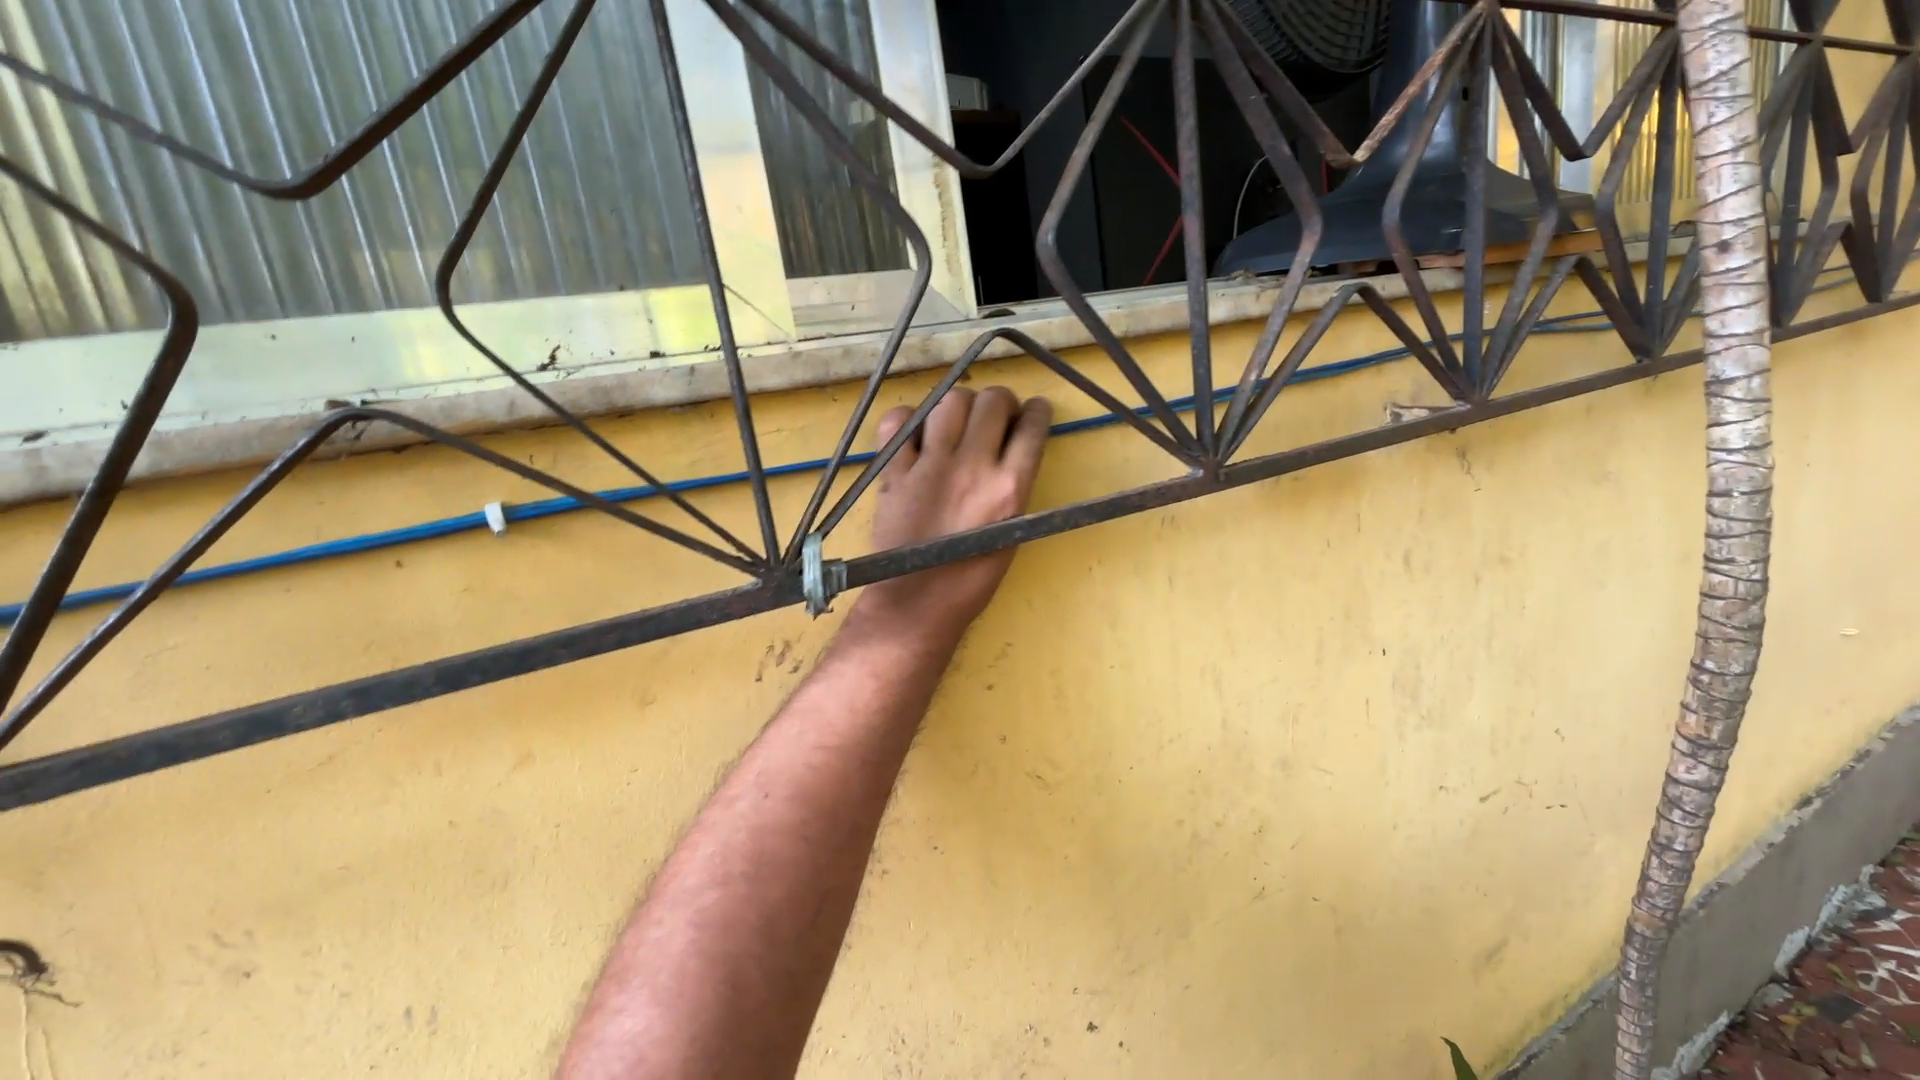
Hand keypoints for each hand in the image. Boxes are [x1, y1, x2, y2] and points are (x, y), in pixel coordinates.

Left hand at [850, 386, 1050, 650]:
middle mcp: (973, 467)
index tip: (1031, 413)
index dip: (1035, 411)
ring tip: (956, 422)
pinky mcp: (894, 471)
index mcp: (1009, 488)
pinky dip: (908, 419)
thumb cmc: (971, 579)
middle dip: (1000, 402)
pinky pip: (899, 421)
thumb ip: (1013, 487)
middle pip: (993, 401)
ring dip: (959, 405)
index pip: (1032, 425)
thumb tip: (1012, 450)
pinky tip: (916, 434)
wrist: (916, 603)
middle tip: (994, 417)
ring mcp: (930, 466)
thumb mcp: (1011, 533)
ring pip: (950, 401)